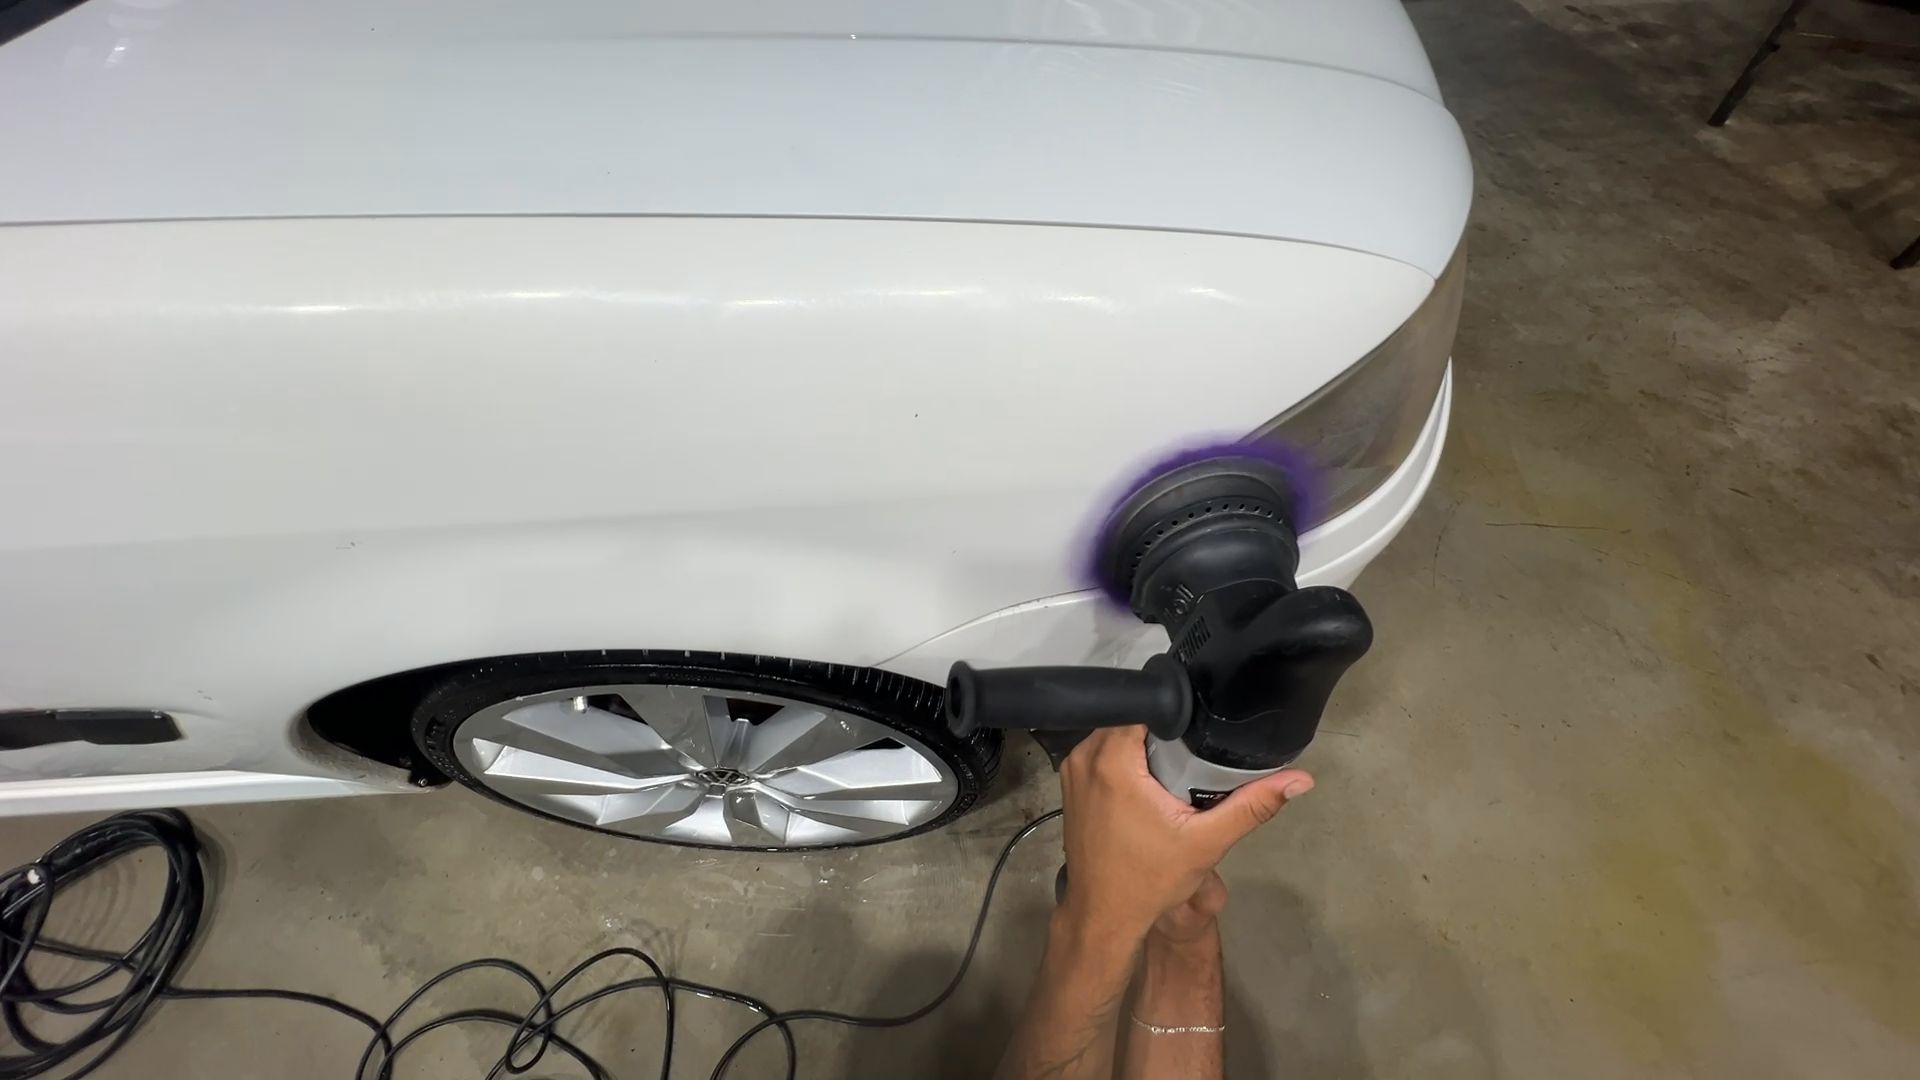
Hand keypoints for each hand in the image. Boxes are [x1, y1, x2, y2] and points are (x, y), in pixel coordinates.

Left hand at [1056, 726, 1311, 940]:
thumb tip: (1299, 780)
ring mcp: (1072, 768)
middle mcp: (1085, 755)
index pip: (1141, 707)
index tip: (1198, 719)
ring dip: (1138, 742)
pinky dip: (1120, 757)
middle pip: (1127, 719)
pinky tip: (1146, 776)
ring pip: (1111, 734)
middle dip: (1158, 728)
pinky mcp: (1069, 782)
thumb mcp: (1206, 841)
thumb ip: (1251, 805)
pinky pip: (1097, 752)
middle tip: (1192, 744)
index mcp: (1112, 760)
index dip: (1171, 709)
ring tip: (1174, 758)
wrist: (1104, 915)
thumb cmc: (1151, 878)